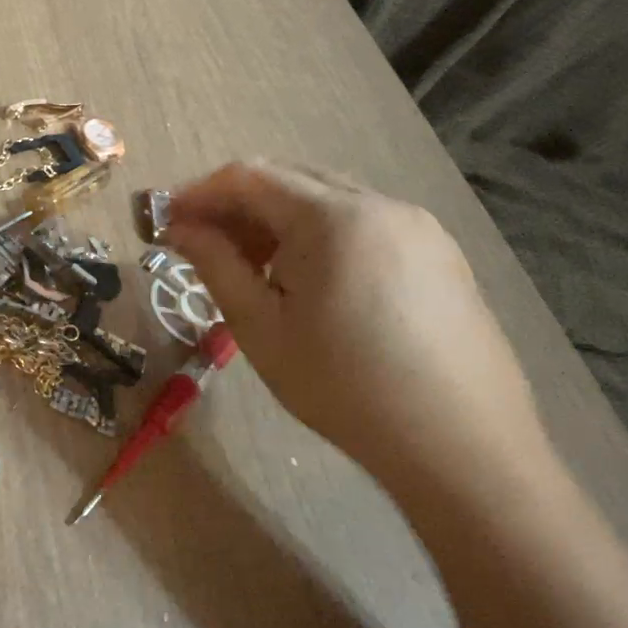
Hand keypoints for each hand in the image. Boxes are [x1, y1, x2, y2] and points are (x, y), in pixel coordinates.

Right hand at [165, 161, 547, 484]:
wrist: (463, 450)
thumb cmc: (344, 385)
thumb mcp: (259, 324)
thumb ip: (214, 262)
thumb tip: (179, 228)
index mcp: (335, 219)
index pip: (247, 176)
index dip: (197, 193)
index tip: (164, 223)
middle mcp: (382, 207)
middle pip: (288, 180)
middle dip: (234, 205)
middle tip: (199, 244)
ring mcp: (420, 231)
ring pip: (326, 200)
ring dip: (274, 220)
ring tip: (248, 267)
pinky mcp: (441, 258)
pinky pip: (361, 224)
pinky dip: (316, 236)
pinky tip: (303, 282)